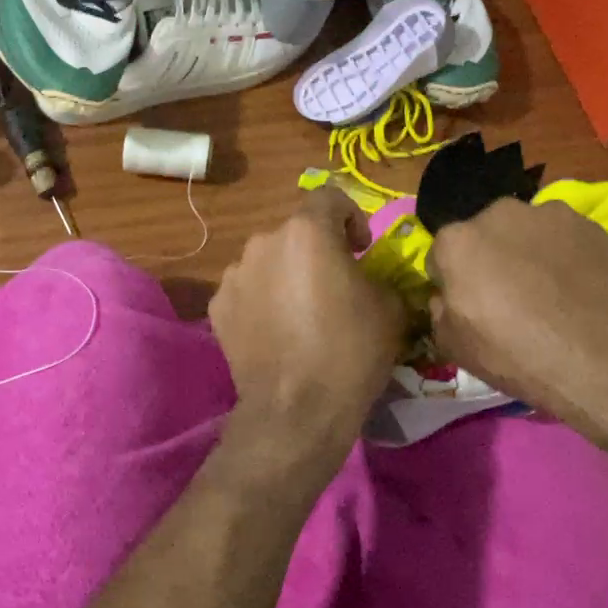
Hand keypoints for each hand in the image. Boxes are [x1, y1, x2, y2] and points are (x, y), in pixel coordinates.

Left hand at [208, 188, 406, 474]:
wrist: (296, 410)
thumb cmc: (350, 352)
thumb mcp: (390, 308)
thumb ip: (376, 275)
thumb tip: (363, 277)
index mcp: (306, 232)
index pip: (330, 197)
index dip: (352, 217)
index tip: (361, 249)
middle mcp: (263, 242)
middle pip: (295, 233)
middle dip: (316, 251)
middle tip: (335, 287)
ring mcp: (234, 274)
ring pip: (268, 262)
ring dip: (286, 276)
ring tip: (302, 314)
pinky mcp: (217, 307)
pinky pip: (247, 291)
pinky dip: (262, 302)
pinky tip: (276, 333)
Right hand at [427, 198, 607, 424]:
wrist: (607, 359)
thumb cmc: (518, 355)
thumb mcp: (454, 348)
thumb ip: (439, 310)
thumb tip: (446, 296)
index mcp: (456, 242)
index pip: (441, 257)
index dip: (452, 283)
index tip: (470, 307)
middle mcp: (497, 214)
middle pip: (483, 236)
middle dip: (489, 259)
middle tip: (509, 298)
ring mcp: (547, 214)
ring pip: (524, 232)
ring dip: (526, 253)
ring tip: (549, 293)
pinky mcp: (589, 224)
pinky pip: (562, 238)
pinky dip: (563, 255)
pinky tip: (577, 288)